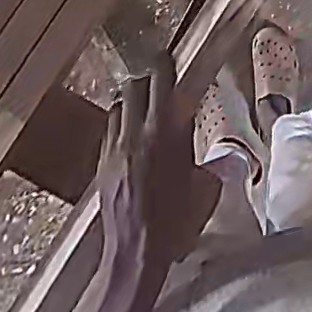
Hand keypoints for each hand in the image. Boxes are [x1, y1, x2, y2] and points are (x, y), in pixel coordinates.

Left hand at [85, 55, 219, 311]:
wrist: (136, 253)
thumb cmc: (176, 224)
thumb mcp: (202, 189)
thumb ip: (204, 160)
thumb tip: (210, 152)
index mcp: (167, 136)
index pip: (162, 84)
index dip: (164, 65)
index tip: (167, 58)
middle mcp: (138, 134)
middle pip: (135, 86)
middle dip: (147, 79)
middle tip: (157, 81)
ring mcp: (115, 147)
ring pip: (119, 105)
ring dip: (131, 102)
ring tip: (142, 110)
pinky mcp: (101, 161)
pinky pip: (109, 128)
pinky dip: (120, 124)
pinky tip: (129, 137)